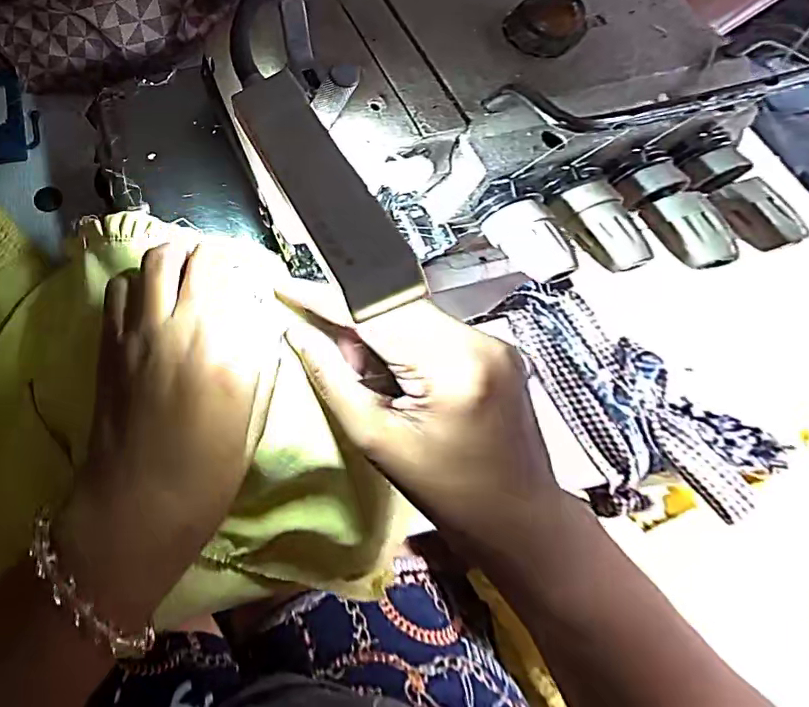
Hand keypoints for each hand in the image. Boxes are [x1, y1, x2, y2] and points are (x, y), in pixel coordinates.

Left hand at [58, 242, 276, 622]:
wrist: (134, 505)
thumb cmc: (204, 477)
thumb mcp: (250, 422)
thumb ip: (258, 363)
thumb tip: (258, 321)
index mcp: (228, 354)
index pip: (243, 281)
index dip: (252, 274)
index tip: (254, 282)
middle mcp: (184, 329)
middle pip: (201, 258)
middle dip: (216, 258)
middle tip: (221, 273)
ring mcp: (141, 330)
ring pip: (158, 258)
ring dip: (177, 259)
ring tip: (185, 277)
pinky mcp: (110, 338)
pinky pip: (122, 285)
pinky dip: (140, 282)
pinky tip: (150, 302)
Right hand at [283, 294, 567, 545]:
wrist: (521, 521)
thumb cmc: (448, 494)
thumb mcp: (377, 441)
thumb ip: (332, 380)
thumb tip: (299, 334)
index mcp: (452, 366)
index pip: (374, 312)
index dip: (324, 297)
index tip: (287, 287)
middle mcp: (479, 340)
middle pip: (392, 303)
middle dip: (351, 320)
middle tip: (329, 350)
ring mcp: (491, 341)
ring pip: (408, 310)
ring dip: (376, 332)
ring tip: (374, 382)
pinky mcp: (493, 346)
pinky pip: (430, 325)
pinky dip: (400, 341)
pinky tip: (398, 380)